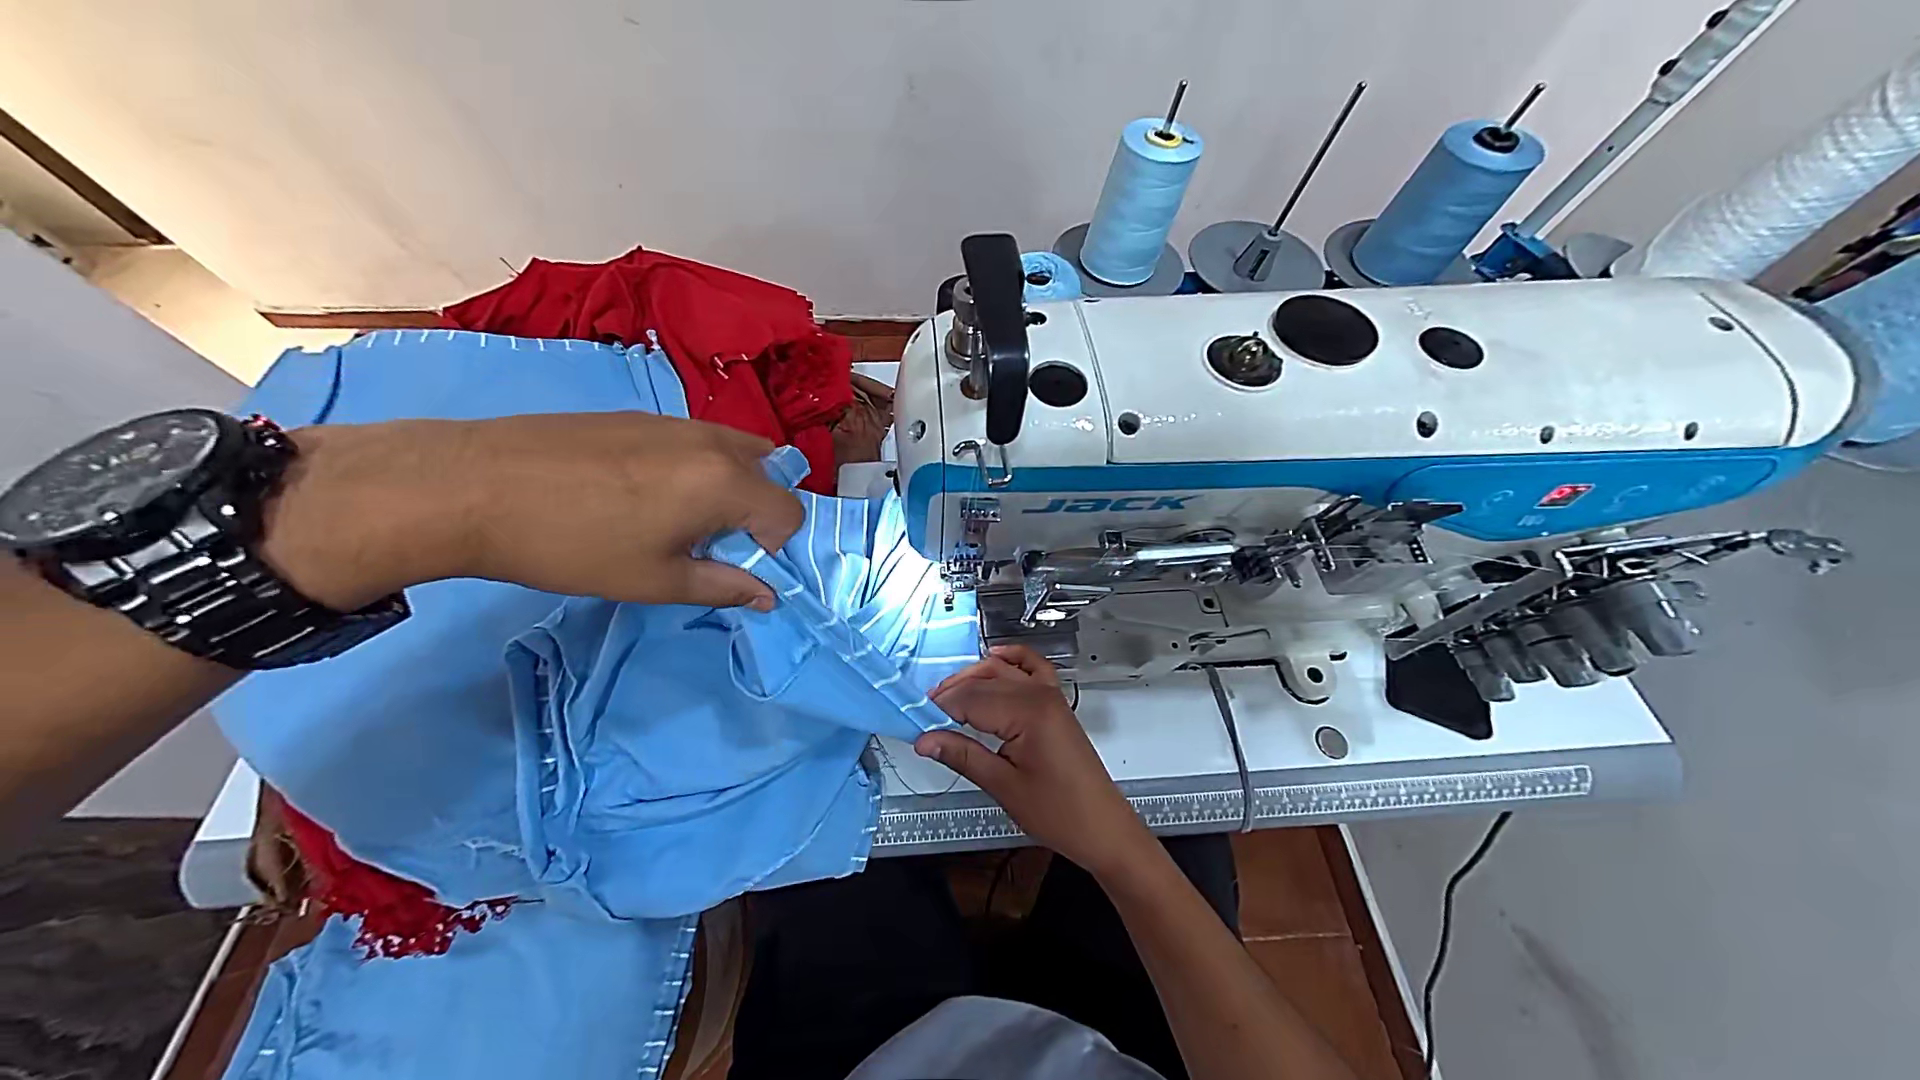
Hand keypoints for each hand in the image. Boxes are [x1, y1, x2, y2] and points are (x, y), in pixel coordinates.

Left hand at [261, 413, 805, 610]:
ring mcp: (675, 421)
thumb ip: (724, 586)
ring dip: (732, 485)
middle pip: (771, 472)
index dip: (778, 546)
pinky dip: (698, 466)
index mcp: (726, 481)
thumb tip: (767, 596)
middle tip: (715, 540)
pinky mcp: (640, 415)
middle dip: (760, 510)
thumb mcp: (656, 581)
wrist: (474, 487)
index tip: (739, 565)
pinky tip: (644, 492)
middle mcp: (713, 441)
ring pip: (734, 450)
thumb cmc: (574, 545)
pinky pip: (696, 439)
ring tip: (681, 516)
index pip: (790, 511)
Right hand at [916, 645, 1158, 879]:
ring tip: (945, 698)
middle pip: (982, 682)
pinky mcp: (1056, 703)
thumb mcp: (1003, 786)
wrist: (1102, 827)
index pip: (969, 698)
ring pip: (1002, 670)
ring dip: (972, 678)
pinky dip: (1011, 659)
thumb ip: (962, 755)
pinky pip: (1033, 667)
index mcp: (1028, 713)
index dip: (939, 710)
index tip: (916, 723)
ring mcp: (1051, 695)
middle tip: (924, 716)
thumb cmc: (1060, 813)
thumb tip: (925, 740)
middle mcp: (1040, 695)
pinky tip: (993, 659)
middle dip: (950, 695)